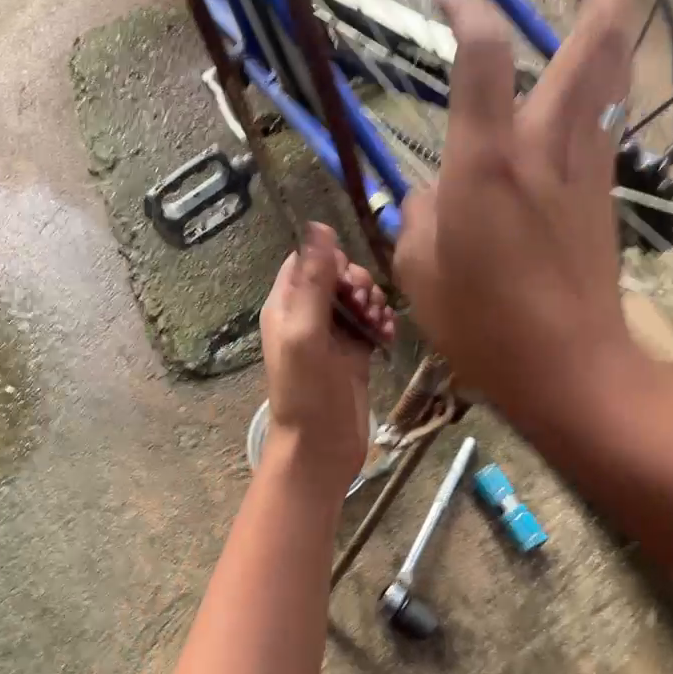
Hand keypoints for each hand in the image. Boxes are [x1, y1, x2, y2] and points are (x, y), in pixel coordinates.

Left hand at [259, 223, 394, 489]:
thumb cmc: (306, 391)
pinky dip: (382, 323)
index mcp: (285, 305)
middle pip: (336, 275)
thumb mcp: (306, 331)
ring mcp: (332, 335)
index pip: (305, 260)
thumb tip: (318, 226)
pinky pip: (371, 322)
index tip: (346, 279)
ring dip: (374, 302)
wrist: (321, 447)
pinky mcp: (354, 353)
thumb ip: (313, 279)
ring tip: (378, 324)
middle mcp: (305, 315)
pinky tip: (388, 337)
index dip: (328, 259)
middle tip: (365, 306)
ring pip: (357, 297)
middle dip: (357, 282)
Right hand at [393, 0, 645, 426]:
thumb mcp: (418, 269)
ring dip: (618, 19)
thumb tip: (431, 194)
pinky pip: (606, 118)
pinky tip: (592, 74)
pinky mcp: (604, 193)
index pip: (485, 59)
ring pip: (614, 76)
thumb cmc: (482, 326)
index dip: (468, 10)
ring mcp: (586, 168)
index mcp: (488, 164)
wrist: (570, 369)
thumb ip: (417, 215)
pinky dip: (603, 79)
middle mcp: (546, 149)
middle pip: (594, 46)